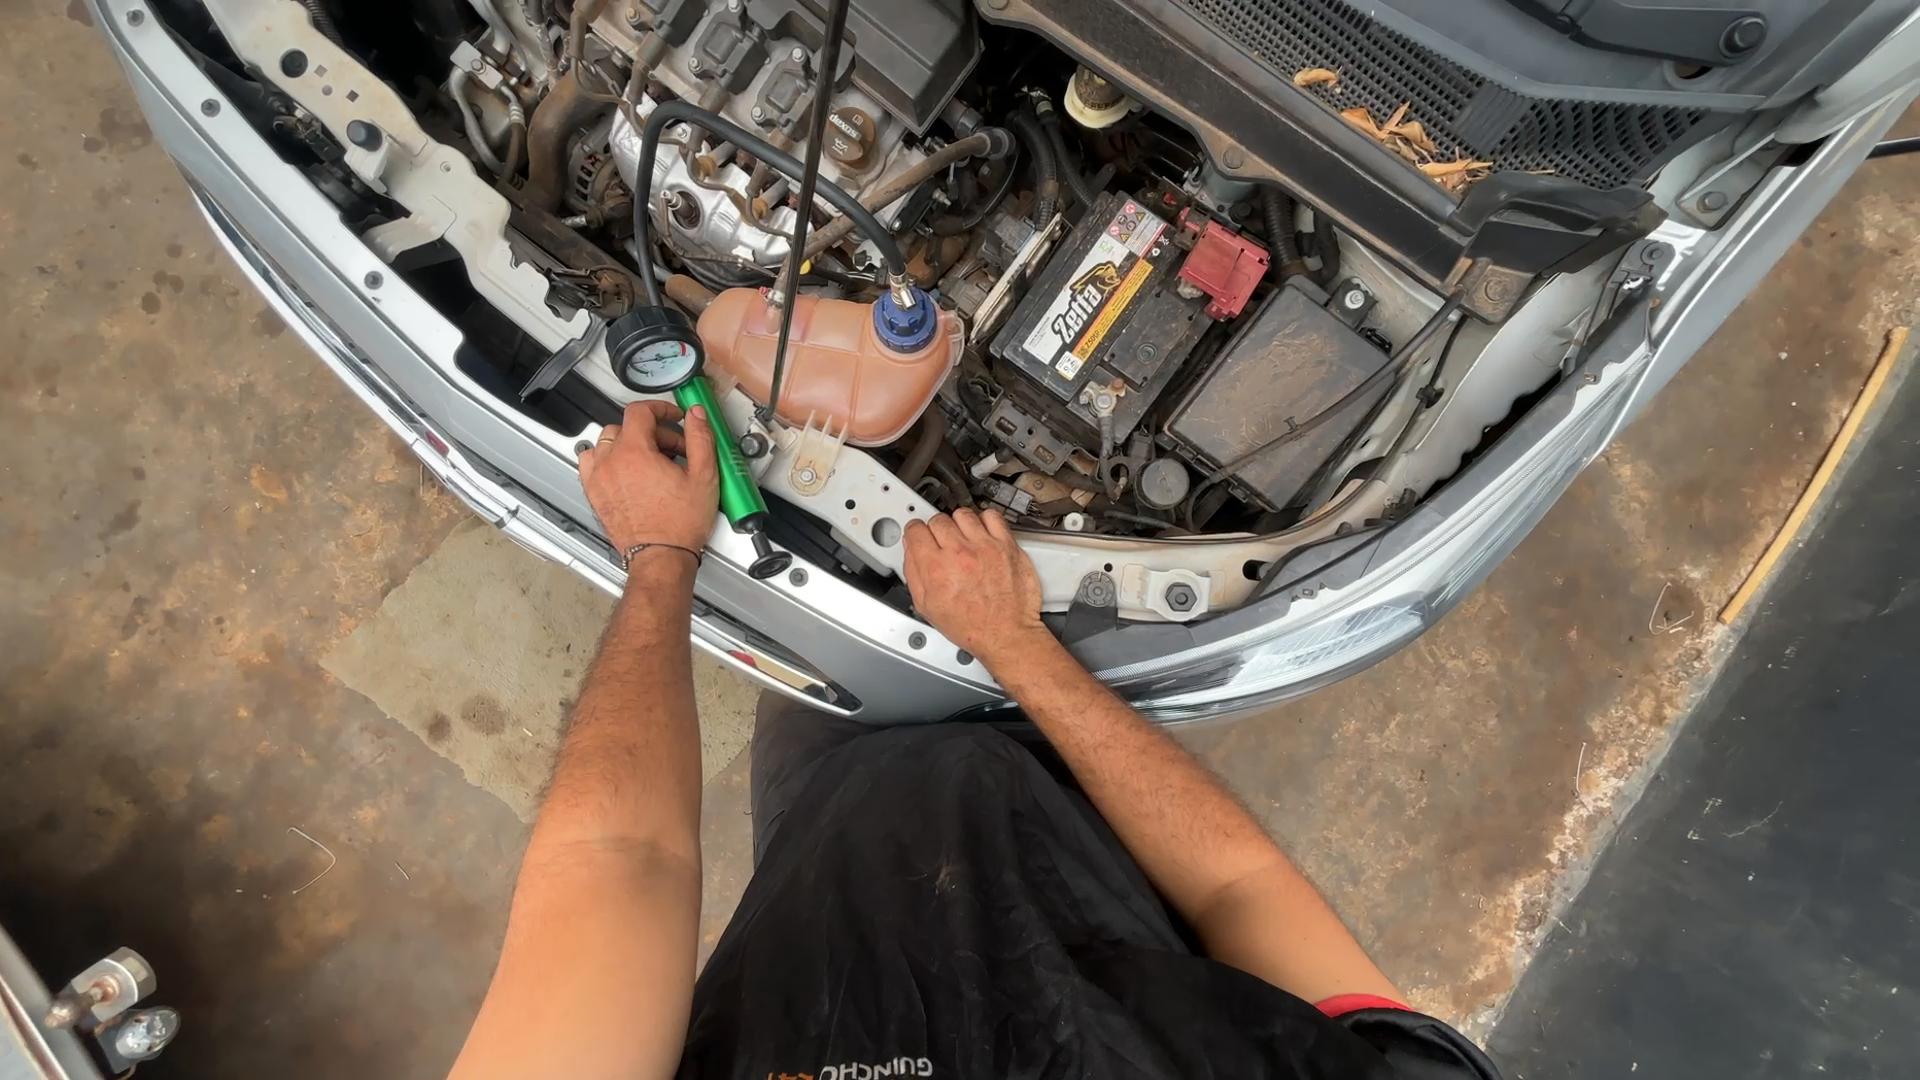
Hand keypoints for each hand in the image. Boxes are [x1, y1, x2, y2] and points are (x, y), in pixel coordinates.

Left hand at [578, 400, 717, 555]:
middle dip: (654, 433)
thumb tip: (697, 416)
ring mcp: (598, 478)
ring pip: (606, 442)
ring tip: (650, 459)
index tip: (673, 417)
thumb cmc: (679, 524)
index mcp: (635, 453)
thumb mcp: (704, 476)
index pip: (640, 412)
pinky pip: (592, 463)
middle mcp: (610, 462)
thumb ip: (700, 439)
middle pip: (627, 428)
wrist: (661, 557)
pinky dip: (608, 459)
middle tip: (675, 450)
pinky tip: (627, 471)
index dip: (661, 409)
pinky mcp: (594, 494)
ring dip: (628, 443)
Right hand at [902, 508, 1050, 669]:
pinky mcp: (1006, 545)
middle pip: (938, 520)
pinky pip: (992, 517)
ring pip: (963, 515)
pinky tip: (983, 533)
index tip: (919, 535)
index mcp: (936, 568)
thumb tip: (911, 551)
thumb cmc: (971, 625)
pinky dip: (986, 521)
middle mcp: (959, 553)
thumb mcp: (927, 607)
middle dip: (936, 530)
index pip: (915, 530)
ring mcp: (984, 547)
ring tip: (963, 538)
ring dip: (960, 524)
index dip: (915, 532)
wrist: (1005, 633)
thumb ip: (914, 573)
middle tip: (942, 543)